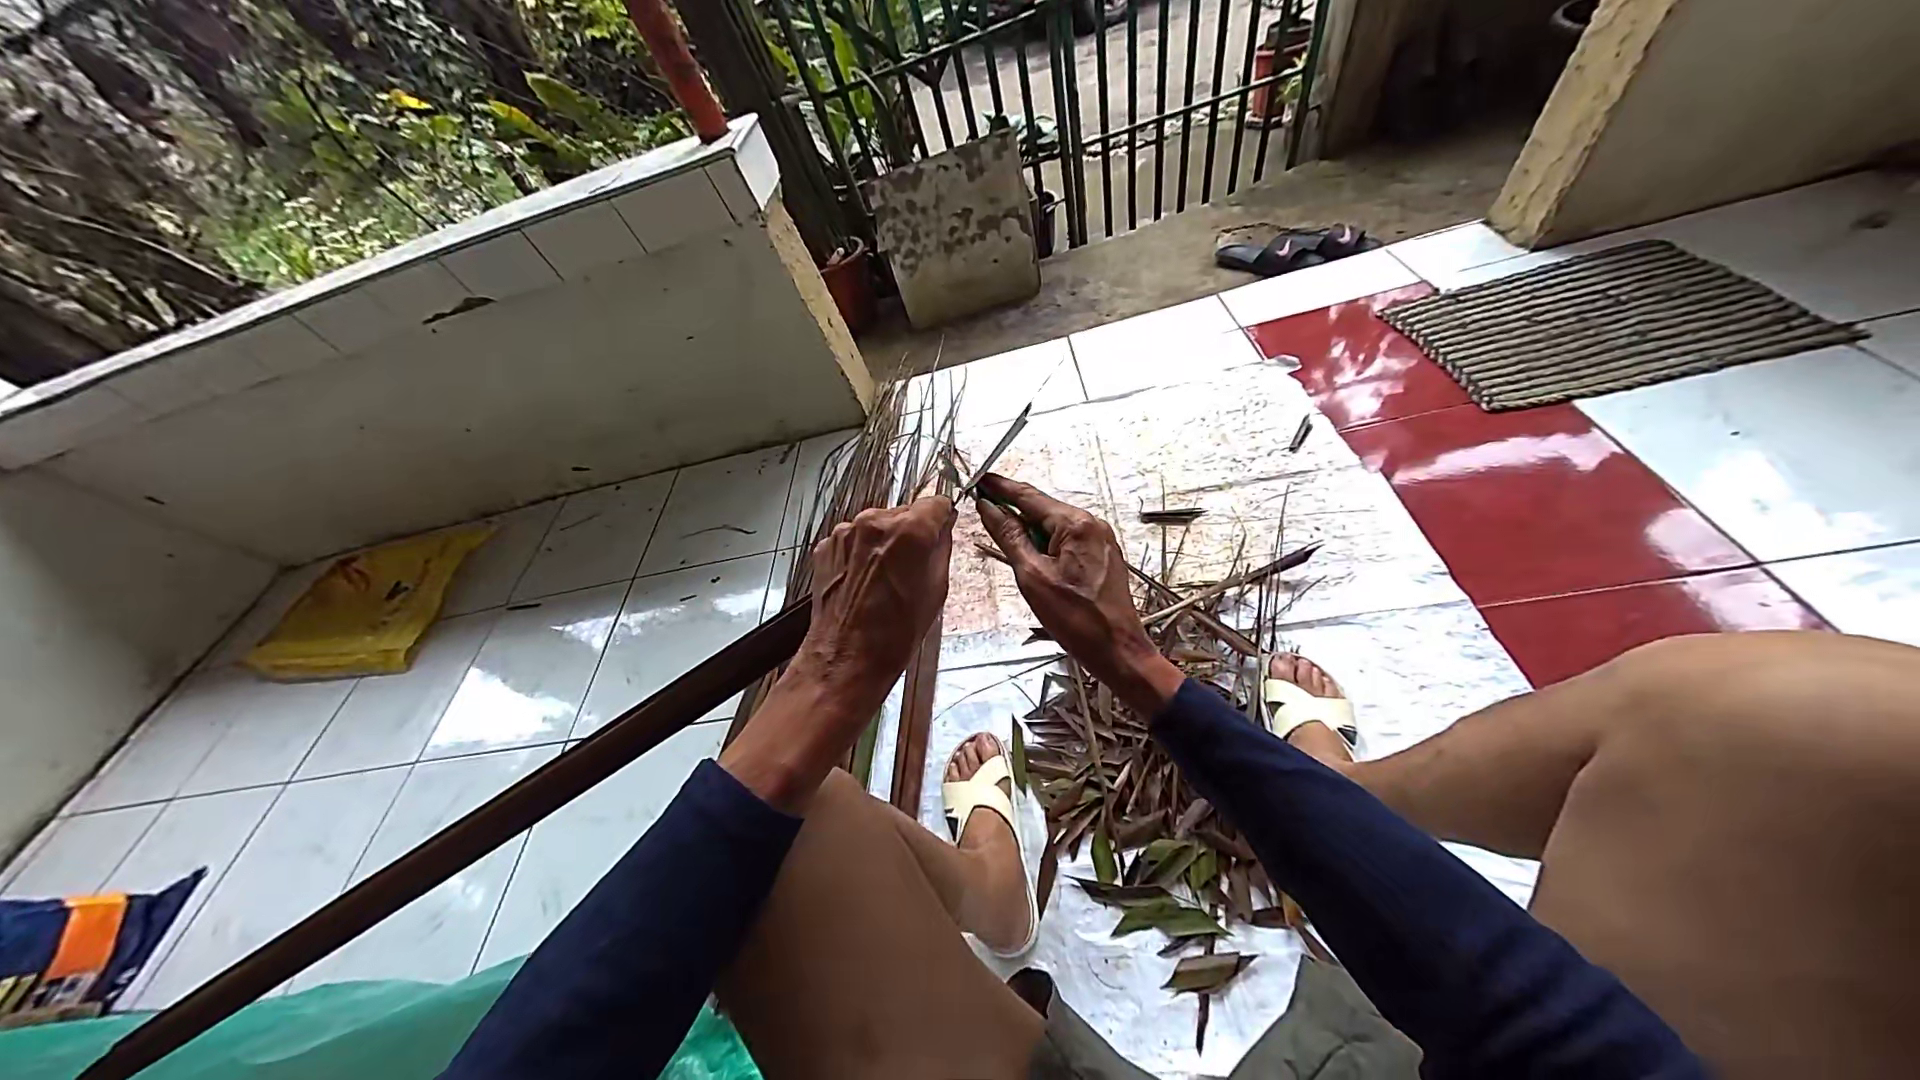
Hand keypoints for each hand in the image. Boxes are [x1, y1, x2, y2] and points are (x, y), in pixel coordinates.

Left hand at [789, 496, 955, 716]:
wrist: (846, 658)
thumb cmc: (893, 634)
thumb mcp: (936, 590)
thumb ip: (942, 549)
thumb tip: (943, 530)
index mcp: (910, 530)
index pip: (936, 502)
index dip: (942, 517)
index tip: (941, 529)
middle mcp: (875, 522)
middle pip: (904, 512)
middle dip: (912, 532)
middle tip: (913, 566)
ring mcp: (846, 533)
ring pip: (877, 525)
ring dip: (885, 542)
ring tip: (886, 579)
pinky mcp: (827, 546)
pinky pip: (854, 540)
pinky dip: (862, 553)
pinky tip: (865, 582)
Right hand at [974, 474, 1184, 714]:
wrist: (1117, 649)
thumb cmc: (1078, 619)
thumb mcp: (1032, 576)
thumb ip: (1009, 537)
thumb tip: (989, 509)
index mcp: (1076, 524)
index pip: (1029, 496)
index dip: (1000, 488)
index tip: (980, 480)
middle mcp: (1092, 525)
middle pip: (1042, 509)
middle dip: (1012, 510)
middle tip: (983, 510)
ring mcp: (1099, 540)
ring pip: (1053, 526)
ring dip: (1027, 531)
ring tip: (1003, 541)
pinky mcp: (1101, 556)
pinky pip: (1065, 540)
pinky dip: (1044, 544)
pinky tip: (1030, 558)